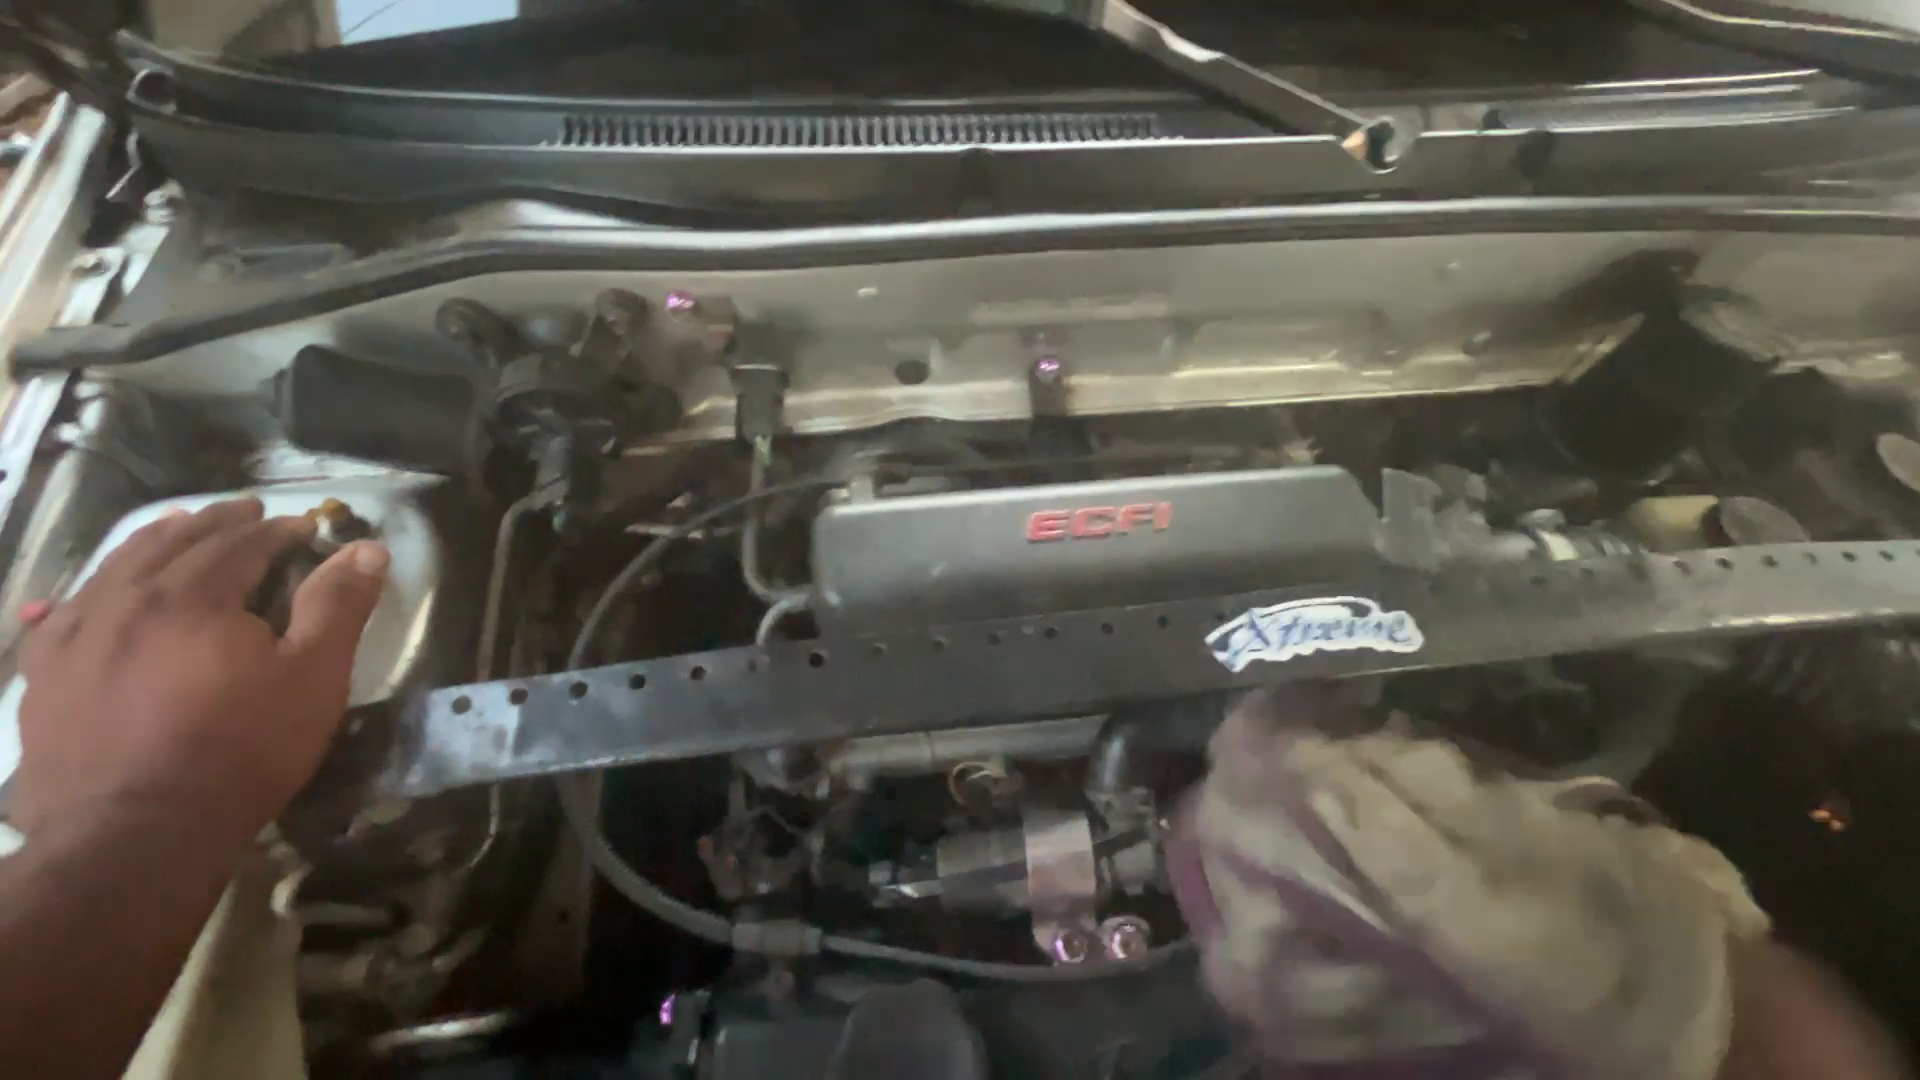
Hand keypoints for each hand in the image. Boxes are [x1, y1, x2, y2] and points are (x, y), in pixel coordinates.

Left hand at [10, 498, 387, 845]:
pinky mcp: (44, 681)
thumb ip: (338, 605)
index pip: (240, 545)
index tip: (306, 525)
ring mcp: (72, 642)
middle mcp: (123, 604)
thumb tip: (367, 548)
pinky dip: (89, 589)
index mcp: (193, 599)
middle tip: (246, 511)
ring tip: (178, 530)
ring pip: (111, 570)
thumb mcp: (315, 674)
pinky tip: (91, 592)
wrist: (137, 832)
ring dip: (152, 543)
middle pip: (171, 546)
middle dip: (214, 523)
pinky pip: (61, 614)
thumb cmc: (245, 746)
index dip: (277, 531)